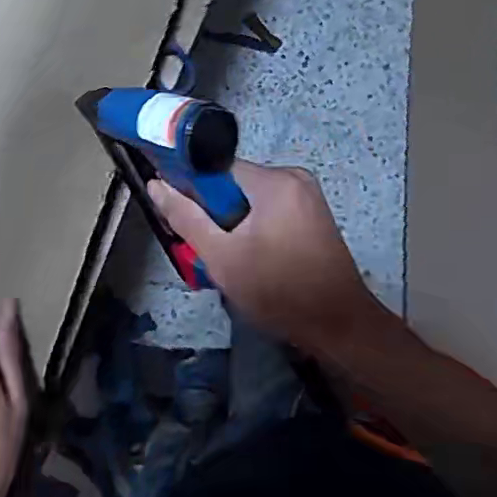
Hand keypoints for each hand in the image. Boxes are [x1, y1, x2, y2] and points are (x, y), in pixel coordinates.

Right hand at [149, 160, 401, 361]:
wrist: (341, 328)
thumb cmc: (279, 291)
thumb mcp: (221, 258)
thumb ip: (185, 217)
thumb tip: (155, 185)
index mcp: (274, 181)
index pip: (215, 167)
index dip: (191, 188)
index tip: (180, 213)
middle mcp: (293, 177)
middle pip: (232, 182)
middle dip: (213, 210)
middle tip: (207, 245)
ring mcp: (306, 195)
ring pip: (248, 197)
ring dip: (231, 220)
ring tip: (229, 255)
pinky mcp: (312, 213)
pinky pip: (267, 207)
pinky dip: (252, 225)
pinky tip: (250, 255)